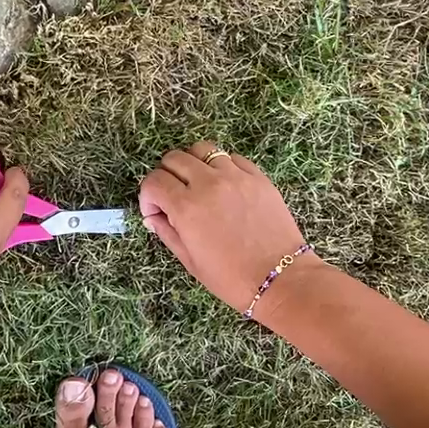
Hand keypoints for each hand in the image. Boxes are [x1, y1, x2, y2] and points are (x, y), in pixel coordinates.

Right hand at [138, 141, 311, 311]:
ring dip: (192, 163)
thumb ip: (167, 231)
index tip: (156, 210)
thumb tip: (153, 216)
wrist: (280, 278)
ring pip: (202, 149)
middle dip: (166, 176)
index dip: (148, 196)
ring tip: (197, 184)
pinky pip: (231, 157)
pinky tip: (223, 186)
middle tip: (173, 196)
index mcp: (186, 208)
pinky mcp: (257, 177)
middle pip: (174, 158)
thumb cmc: (231, 277)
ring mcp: (235, 177)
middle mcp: (208, 184)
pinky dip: (220, 166)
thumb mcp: (190, 260)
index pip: (154, 181)